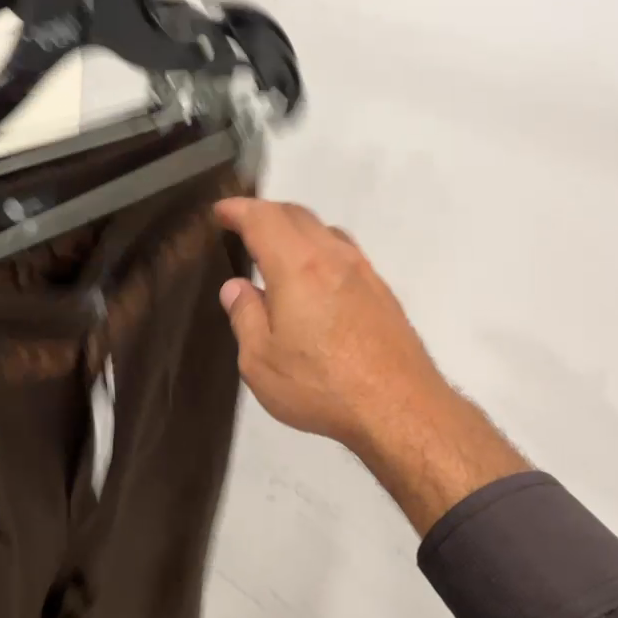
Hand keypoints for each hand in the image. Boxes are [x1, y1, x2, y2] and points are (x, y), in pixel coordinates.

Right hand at [212, 197, 441, 454]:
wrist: (396, 407)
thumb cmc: (320, 386)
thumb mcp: (260, 362)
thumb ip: (245, 318)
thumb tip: (237, 288)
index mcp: (297, 268)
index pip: (263, 220)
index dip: (239, 210)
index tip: (221, 211)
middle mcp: (333, 258)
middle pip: (298, 216)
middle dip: (267, 214)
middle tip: (244, 226)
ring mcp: (363, 273)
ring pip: (326, 232)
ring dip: (298, 230)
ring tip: (278, 250)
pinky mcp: (381, 294)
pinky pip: (345, 254)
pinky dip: (321, 251)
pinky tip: (315, 279)